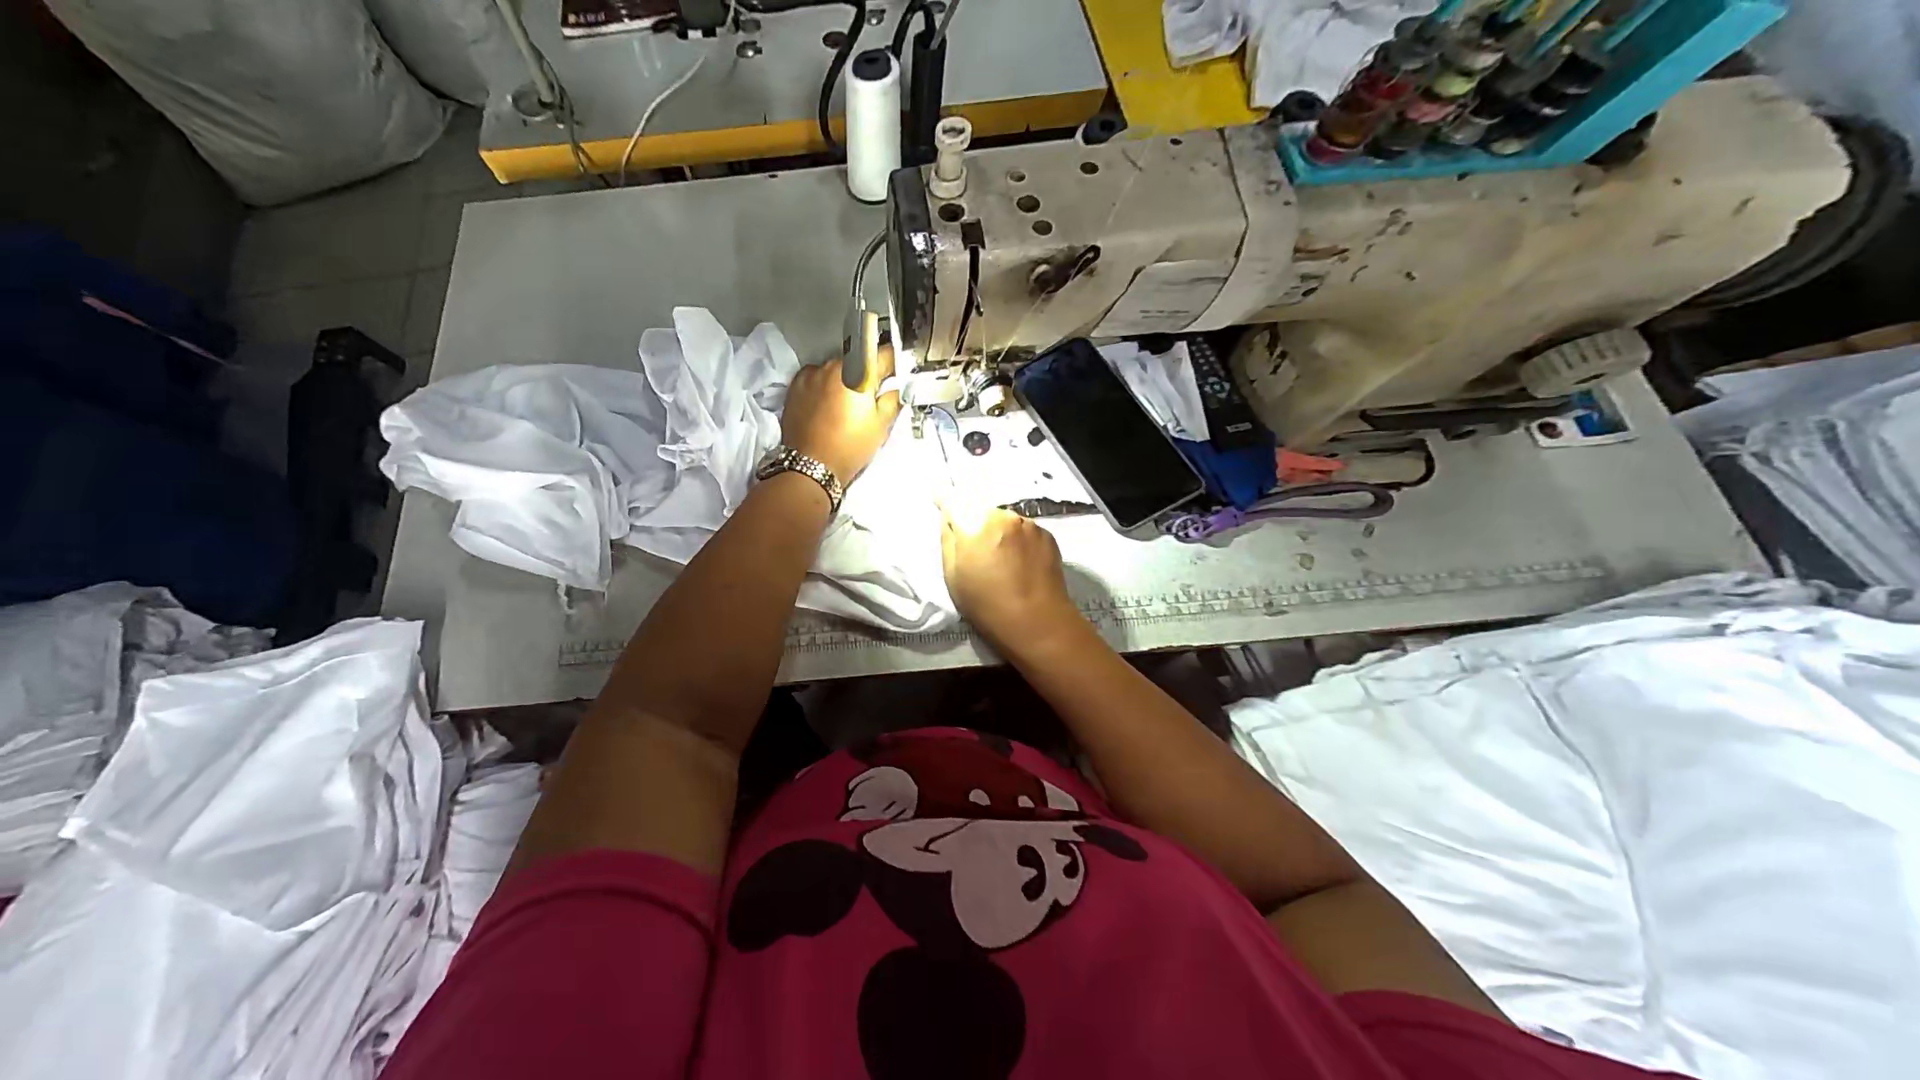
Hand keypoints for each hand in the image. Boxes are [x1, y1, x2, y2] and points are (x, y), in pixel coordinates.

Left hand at [781, 352, 900, 480]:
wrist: (809, 466)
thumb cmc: (848, 448)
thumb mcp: (881, 425)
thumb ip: (893, 399)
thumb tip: (897, 388)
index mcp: (858, 372)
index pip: (884, 355)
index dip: (894, 365)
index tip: (895, 376)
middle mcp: (833, 366)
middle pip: (858, 362)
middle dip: (866, 377)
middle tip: (868, 403)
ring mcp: (812, 374)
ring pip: (836, 370)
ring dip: (843, 382)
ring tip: (844, 409)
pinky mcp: (795, 386)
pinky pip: (816, 379)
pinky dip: (823, 388)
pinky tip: (827, 408)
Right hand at [940, 501, 1082, 650]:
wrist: (1037, 621)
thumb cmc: (986, 604)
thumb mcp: (953, 577)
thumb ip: (948, 540)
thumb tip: (947, 519)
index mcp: (974, 525)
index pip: (954, 502)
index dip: (945, 502)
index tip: (940, 501)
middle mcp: (1002, 516)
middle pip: (982, 510)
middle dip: (976, 522)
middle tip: (976, 548)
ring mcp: (1028, 524)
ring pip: (1005, 520)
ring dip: (999, 531)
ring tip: (1001, 559)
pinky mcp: (1047, 535)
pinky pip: (1025, 531)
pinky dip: (1019, 541)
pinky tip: (1020, 563)